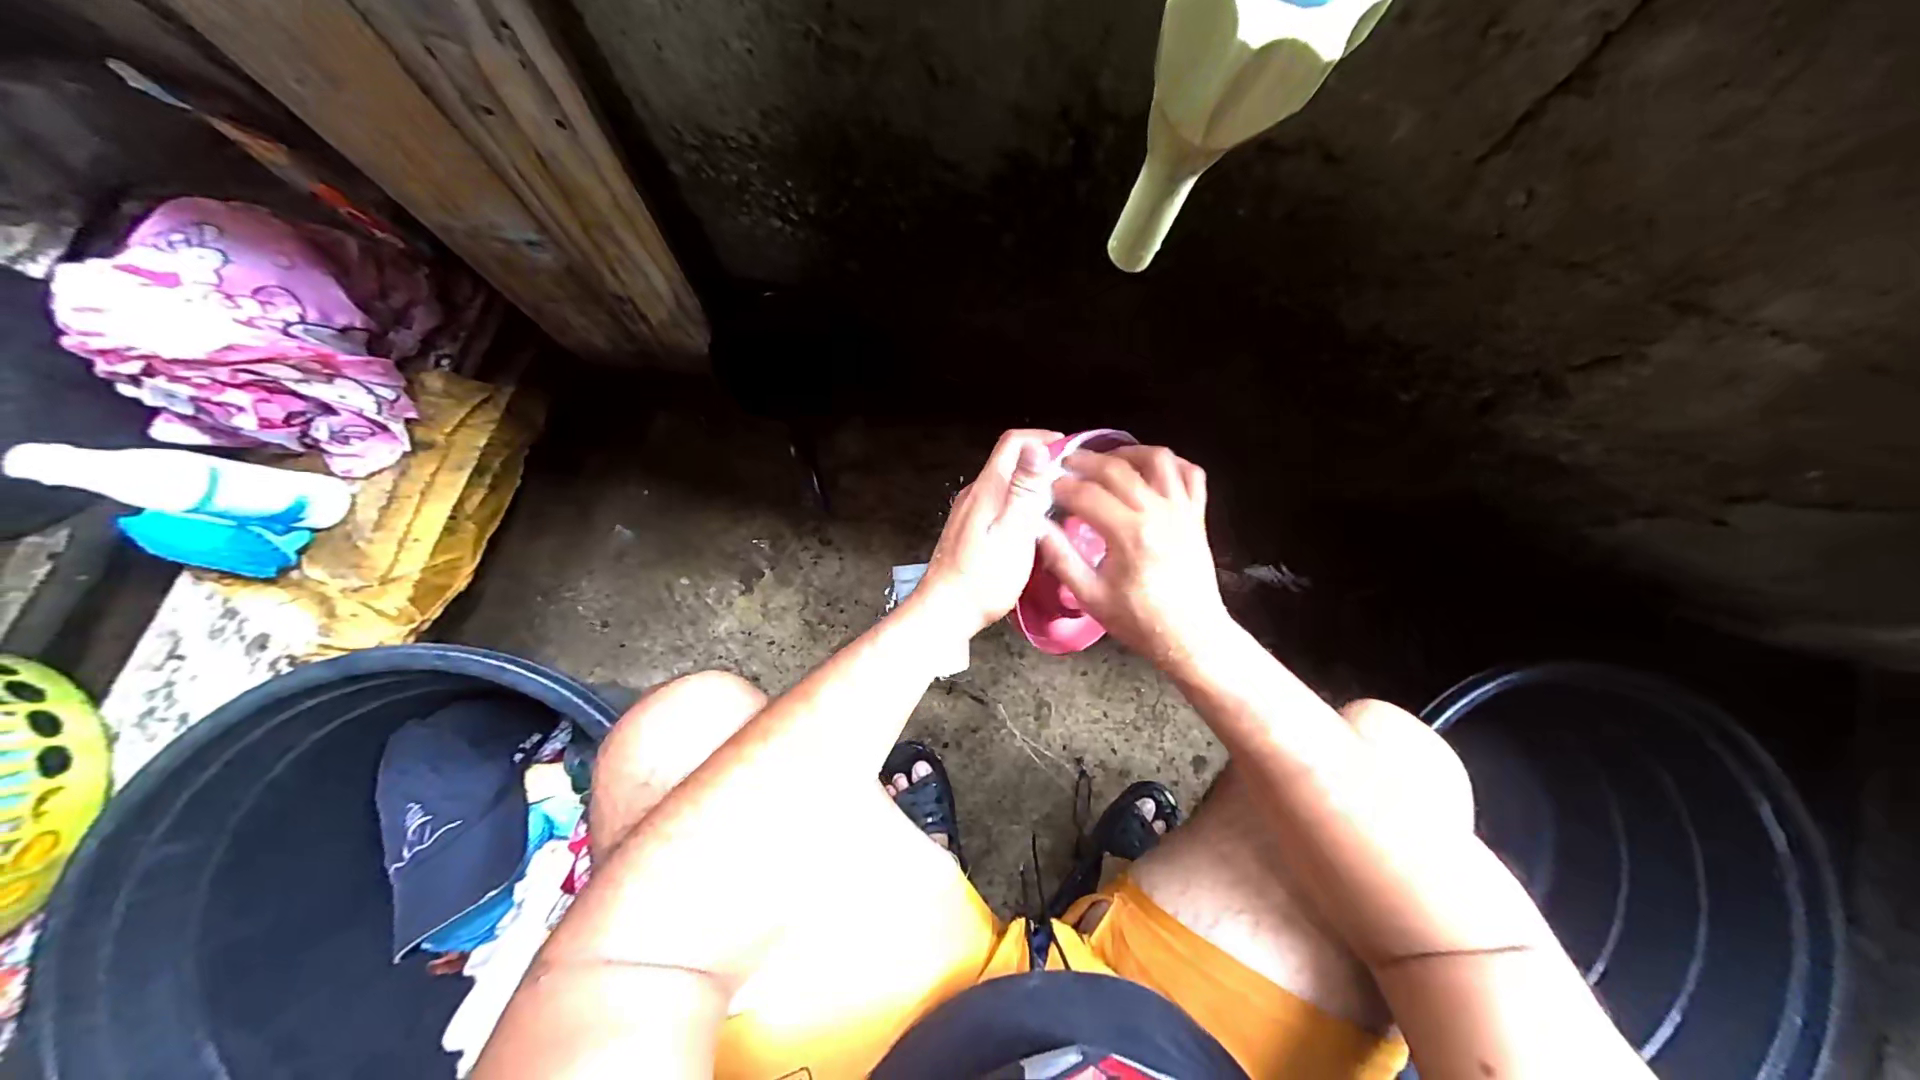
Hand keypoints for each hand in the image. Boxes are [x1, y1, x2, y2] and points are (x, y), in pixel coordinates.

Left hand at [909, 429, 1062, 636]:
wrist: (945, 612)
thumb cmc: (984, 579)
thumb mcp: (1014, 532)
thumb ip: (1025, 489)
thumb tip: (1037, 447)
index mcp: (986, 489)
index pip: (1012, 442)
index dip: (1042, 439)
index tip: (1069, 452)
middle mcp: (973, 494)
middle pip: (1008, 461)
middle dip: (1041, 462)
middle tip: (1070, 480)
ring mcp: (968, 511)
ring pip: (1003, 483)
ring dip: (1031, 484)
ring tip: (1059, 503)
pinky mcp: (967, 529)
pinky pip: (997, 503)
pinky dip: (1018, 504)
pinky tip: (1033, 526)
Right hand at [1039, 445, 1232, 674]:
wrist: (1192, 637)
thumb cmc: (1139, 621)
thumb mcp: (1091, 596)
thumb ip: (1061, 558)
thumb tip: (1037, 527)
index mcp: (1129, 535)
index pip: (1086, 495)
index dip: (1061, 487)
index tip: (1045, 489)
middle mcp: (1158, 513)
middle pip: (1117, 468)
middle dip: (1085, 461)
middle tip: (1065, 465)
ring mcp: (1182, 510)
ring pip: (1157, 459)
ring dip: (1128, 452)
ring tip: (1107, 460)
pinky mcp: (1198, 515)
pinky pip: (1189, 474)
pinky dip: (1170, 464)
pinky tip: (1149, 470)